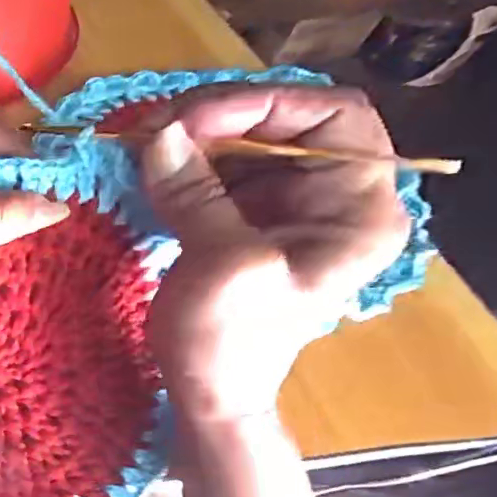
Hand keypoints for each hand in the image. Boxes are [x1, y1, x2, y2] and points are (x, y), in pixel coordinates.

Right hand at [140, 86, 410, 422]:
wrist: (208, 391)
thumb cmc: (230, 339)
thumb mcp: (221, 263)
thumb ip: (195, 194)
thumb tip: (157, 134)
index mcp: (357, 207)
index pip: (332, 119)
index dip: (263, 105)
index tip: (189, 120)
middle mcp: (327, 197)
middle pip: (282, 125)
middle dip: (216, 118)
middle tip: (151, 126)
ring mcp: (280, 208)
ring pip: (242, 146)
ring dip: (189, 138)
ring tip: (139, 143)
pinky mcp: (238, 220)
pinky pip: (213, 173)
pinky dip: (178, 163)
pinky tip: (146, 165)